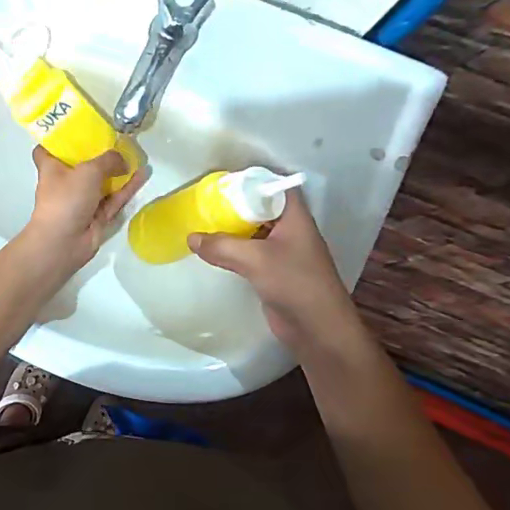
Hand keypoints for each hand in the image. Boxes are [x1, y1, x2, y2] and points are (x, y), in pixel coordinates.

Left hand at [16, 147, 146, 275]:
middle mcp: (65, 182)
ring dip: (118, 170)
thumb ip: (109, 160)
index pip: (46, 150)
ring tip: (136, 154)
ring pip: (103, 181)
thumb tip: (124, 161)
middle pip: (81, 164)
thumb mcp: (88, 170)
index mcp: (51, 168)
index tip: (72, 132)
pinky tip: (144, 173)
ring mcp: (82, 200)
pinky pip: (115, 197)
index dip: (57, 141)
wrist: (65, 241)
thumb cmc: (67, 199)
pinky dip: (128, 186)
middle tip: (115, 139)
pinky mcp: (98, 215)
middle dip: (97, 153)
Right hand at [189, 191, 360, 354]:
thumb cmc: (294, 283)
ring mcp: (284, 252)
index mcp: (295, 217)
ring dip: (233, 229)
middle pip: (262, 209)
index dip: (252, 180)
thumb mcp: (255, 259)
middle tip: (206, 201)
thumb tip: (192, 238)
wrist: (318, 329)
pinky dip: (235, 250)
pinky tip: (214, 251)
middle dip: (236, 205)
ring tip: (204, 222)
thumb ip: (222, 246)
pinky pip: (252, 253)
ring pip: (255, 232)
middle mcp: (291, 230)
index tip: (223, 181)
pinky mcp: (276, 273)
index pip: (275, 186)